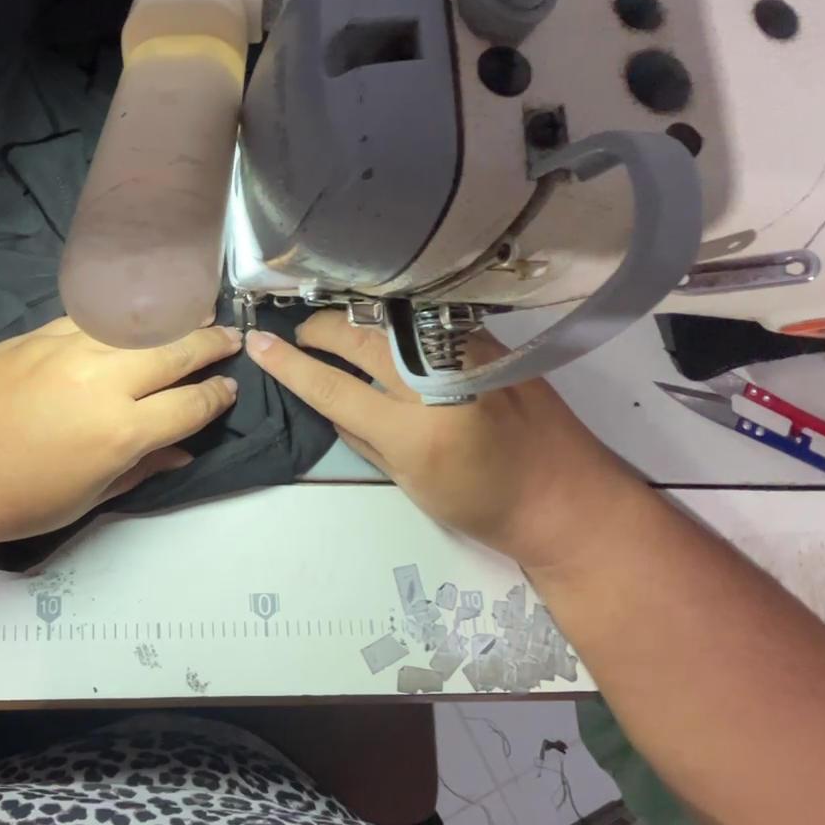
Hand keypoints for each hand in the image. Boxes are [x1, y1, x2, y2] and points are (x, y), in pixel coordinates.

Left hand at [0, 317, 242, 554]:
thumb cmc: (10, 501)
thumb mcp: (85, 498)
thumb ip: (140, 468)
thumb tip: (182, 451)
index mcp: (121, 432)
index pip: (191, 406)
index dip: (217, 397)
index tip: (230, 390)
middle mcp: (104, 380)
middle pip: (175, 351)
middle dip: (210, 344)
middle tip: (230, 337)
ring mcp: (69, 348)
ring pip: (138, 324)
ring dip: (174, 317)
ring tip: (196, 312)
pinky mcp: (38, 333)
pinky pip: (93, 316)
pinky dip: (122, 313)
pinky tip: (133, 312)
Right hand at [244, 310, 636, 568]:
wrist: (568, 498)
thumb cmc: (483, 505)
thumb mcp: (408, 482)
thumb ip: (361, 436)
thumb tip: (323, 398)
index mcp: (415, 432)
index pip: (332, 387)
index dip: (287, 364)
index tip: (257, 343)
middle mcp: (438, 384)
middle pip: (358, 337)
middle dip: (319, 330)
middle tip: (302, 336)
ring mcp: (467, 356)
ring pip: (390, 320)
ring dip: (352, 319)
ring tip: (334, 327)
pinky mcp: (488, 343)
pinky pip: (424, 322)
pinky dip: (393, 322)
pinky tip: (384, 327)